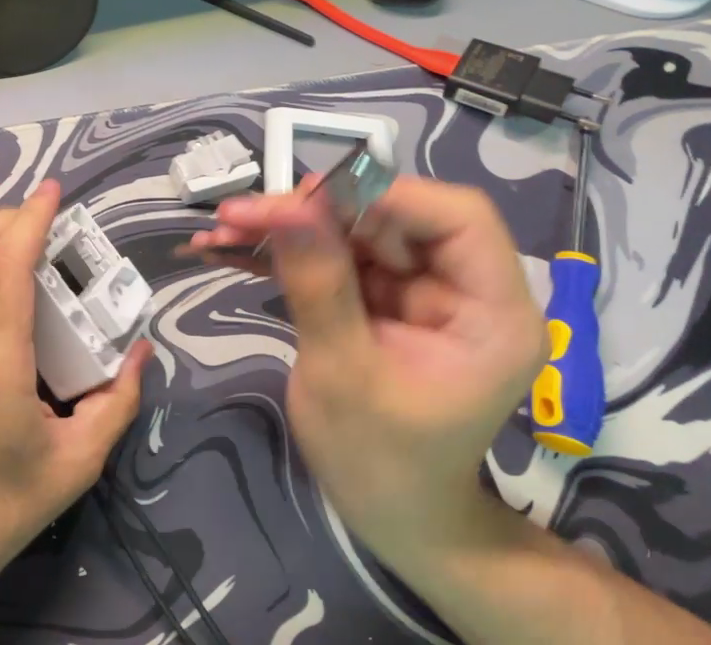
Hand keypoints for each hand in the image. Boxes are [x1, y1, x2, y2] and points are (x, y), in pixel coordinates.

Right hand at [186, 177, 543, 563]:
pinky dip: (282, 253)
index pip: (456, 218)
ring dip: (283, 229)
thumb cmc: (379, 459)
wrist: (388, 515)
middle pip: (390, 219)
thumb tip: (287, 205)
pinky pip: (331, 258)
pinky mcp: (378, 301)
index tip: (304, 200)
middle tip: (238, 215)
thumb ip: (318, 283)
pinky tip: (227, 249)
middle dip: (311, 212)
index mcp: (490, 311)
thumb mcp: (343, 372)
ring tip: (219, 231)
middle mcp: (459, 290)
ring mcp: (416, 294)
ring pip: (351, 232)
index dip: (383, 196)